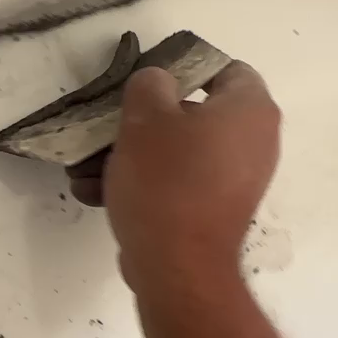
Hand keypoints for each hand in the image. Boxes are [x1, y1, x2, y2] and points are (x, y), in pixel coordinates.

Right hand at [71, 62, 281, 295]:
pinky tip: (97, 196)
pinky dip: (140, 189)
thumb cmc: (166, 183)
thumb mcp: (145, 120)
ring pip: (173, 158)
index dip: (178, 72)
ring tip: (85, 173)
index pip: (222, 70)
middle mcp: (252, 143)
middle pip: (189, 119)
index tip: (139, 90)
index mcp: (249, 109)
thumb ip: (149, 86)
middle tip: (102, 135)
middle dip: (138, 128)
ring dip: (127, 162)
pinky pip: (174, 188)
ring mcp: (232, 183)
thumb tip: (156, 86)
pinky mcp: (210, 215)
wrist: (176, 268)